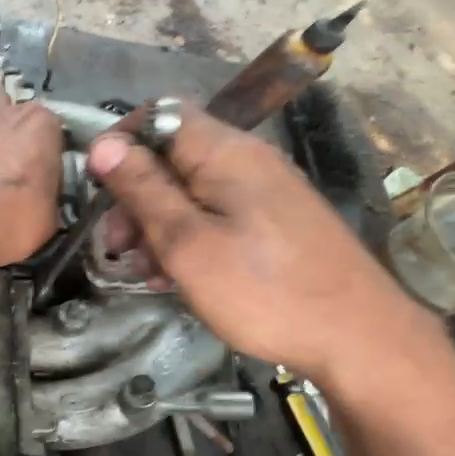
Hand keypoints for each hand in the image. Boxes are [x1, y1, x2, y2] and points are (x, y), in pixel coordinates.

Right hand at [86, 103, 431, 378]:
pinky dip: (186, 238)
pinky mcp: (273, 223)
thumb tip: (102, 144)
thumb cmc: (262, 290)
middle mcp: (246, 161)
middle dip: (132, 195)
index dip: (121, 141)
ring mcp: (263, 193)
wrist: (359, 340)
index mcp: (225, 154)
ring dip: (154, 224)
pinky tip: (174, 277)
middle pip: (170, 157)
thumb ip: (142, 190)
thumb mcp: (186, 242)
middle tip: (114, 245)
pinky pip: (213, 215)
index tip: (95, 186)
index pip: (160, 114)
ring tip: (142, 271)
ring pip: (188, 191)